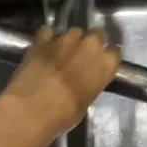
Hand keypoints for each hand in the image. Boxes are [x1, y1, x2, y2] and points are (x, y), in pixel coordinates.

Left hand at [2, 26, 121, 138]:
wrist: (32, 108)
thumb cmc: (64, 114)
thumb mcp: (87, 101)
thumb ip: (90, 84)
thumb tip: (84, 81)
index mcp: (105, 64)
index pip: (115, 52)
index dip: (107, 57)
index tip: (102, 63)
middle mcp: (90, 46)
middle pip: (97, 34)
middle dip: (91, 42)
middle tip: (83, 55)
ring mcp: (65, 39)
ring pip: (73, 32)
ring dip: (70, 41)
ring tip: (61, 52)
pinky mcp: (43, 38)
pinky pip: (48, 32)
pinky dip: (47, 39)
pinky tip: (43, 49)